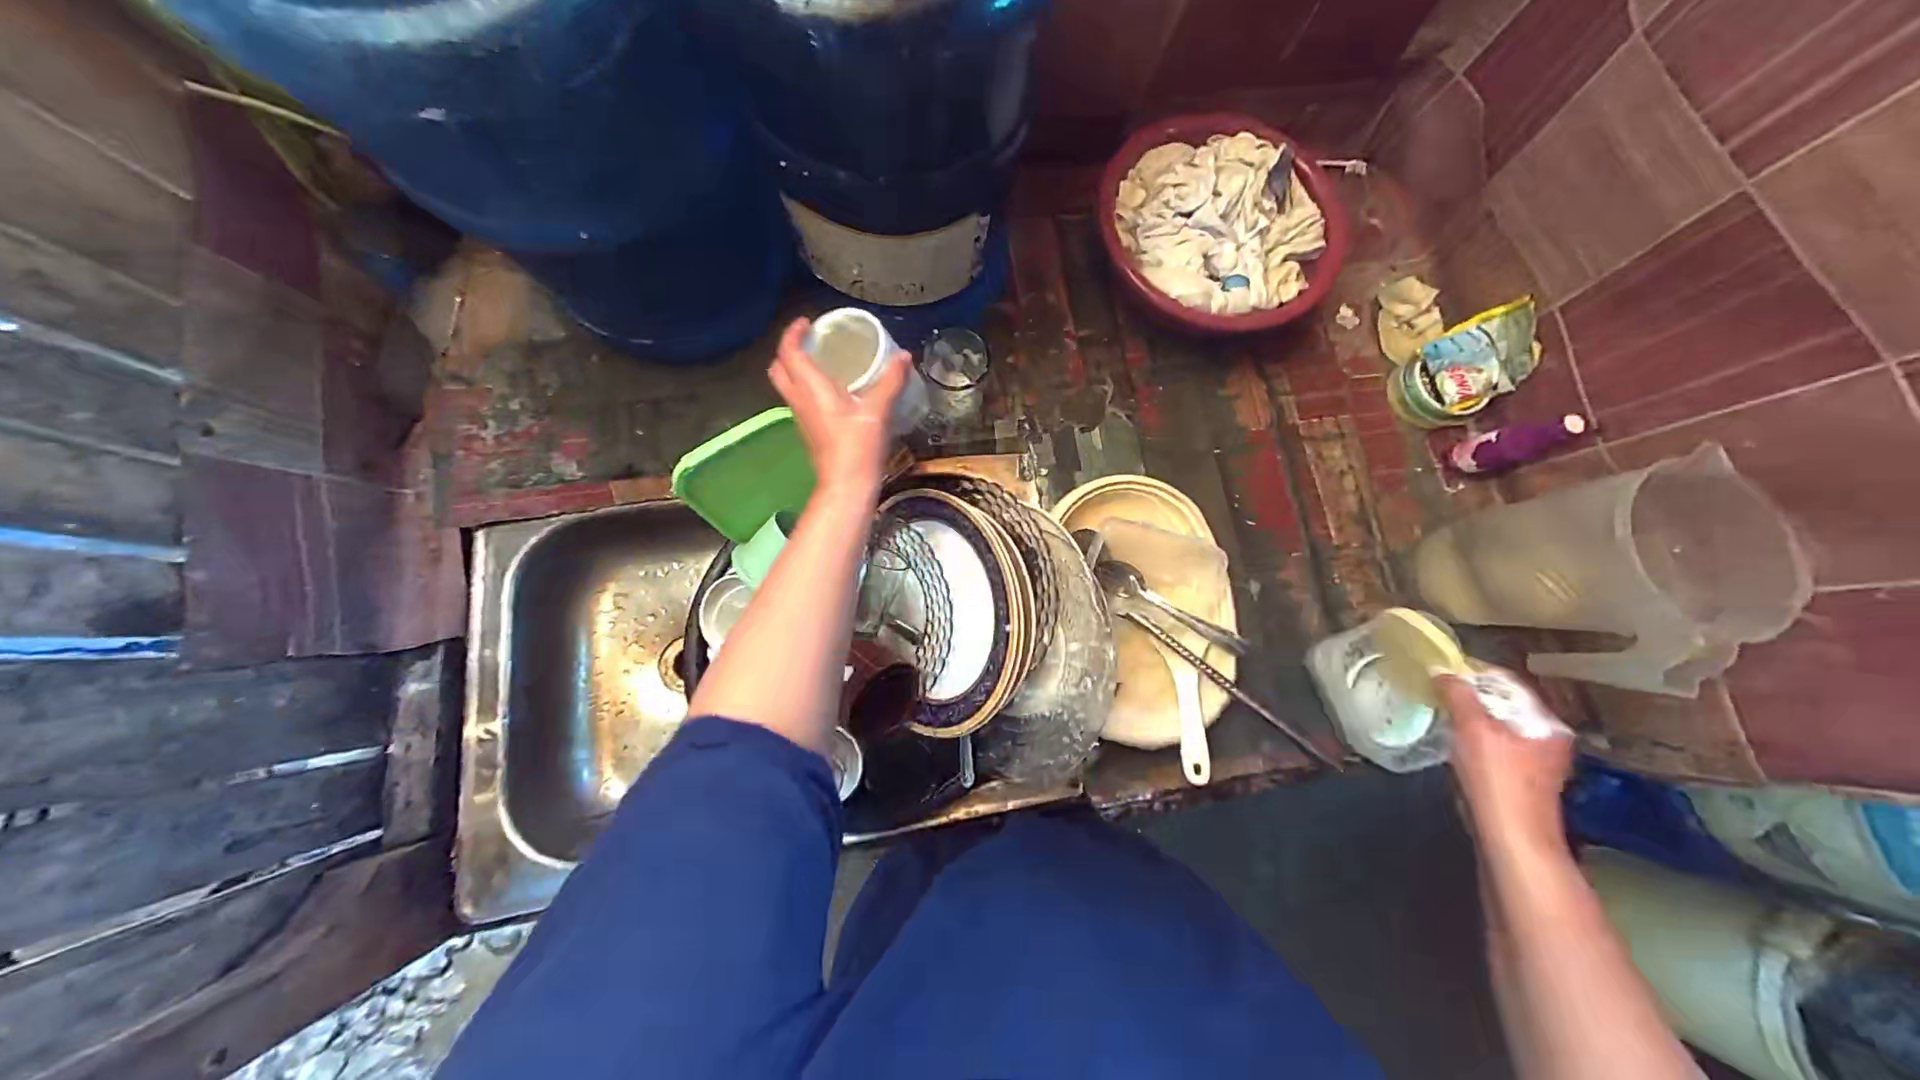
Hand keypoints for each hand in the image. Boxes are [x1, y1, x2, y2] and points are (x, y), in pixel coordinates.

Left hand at [769, 317, 906, 498]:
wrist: (846, 485)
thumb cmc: (857, 446)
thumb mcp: (878, 409)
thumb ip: (891, 381)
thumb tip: (904, 357)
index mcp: (809, 387)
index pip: (789, 351)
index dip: (793, 332)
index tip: (806, 322)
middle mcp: (799, 400)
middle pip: (779, 368)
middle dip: (788, 350)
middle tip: (810, 342)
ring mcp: (801, 418)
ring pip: (787, 386)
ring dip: (796, 370)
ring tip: (821, 362)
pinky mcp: (810, 431)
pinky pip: (801, 401)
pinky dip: (808, 388)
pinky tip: (833, 391)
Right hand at [1437, 671, 1574, 854]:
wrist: (1511, 839)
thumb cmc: (1497, 780)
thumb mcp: (1473, 729)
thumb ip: (1458, 695)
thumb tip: (1442, 670)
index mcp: (1546, 724)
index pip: (1508, 682)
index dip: (1473, 672)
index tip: (1440, 669)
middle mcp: (1547, 740)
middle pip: (1503, 704)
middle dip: (1468, 695)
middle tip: (1435, 690)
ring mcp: (1536, 762)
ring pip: (1497, 726)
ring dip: (1468, 717)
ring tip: (1439, 712)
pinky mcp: (1520, 781)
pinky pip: (1493, 746)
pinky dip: (1472, 739)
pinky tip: (1452, 743)